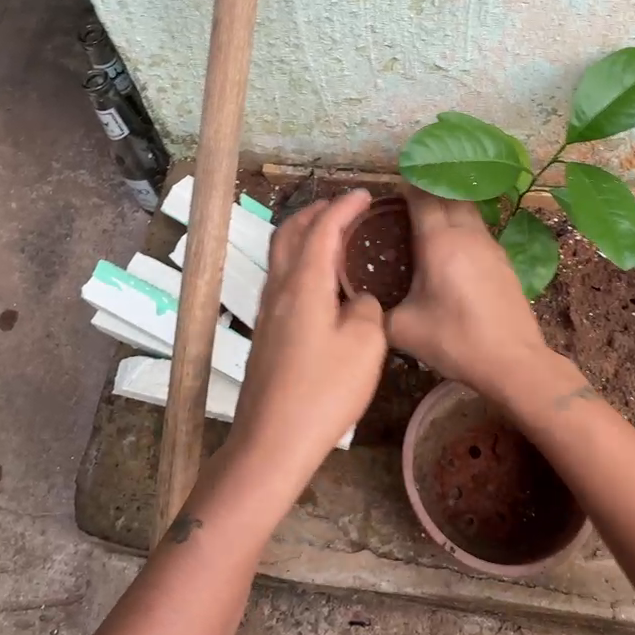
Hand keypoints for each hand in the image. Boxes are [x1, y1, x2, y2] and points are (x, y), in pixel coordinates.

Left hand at [230, 189, 387, 477]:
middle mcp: (279, 289)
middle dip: (316, 212)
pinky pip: (282, 279)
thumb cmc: (324, 391)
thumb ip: (368, 310)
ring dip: (304, 235)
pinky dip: (301, 261)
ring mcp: (268, 311)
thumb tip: (360, 300)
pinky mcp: (266, 333)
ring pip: (281, 255)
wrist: (273, 439)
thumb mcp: (366, 346)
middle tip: (345, 208)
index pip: (322, 229)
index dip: (343, 207)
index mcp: (304, 283)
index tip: (364, 194)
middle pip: (289, 233)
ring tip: (334, 237)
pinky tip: (322, 282)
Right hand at [386, 187, 558, 401]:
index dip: (407, 186)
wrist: (512, 361)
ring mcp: (490, 245)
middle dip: (428, 188)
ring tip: (428, 214)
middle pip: (448, 195)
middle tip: (406, 196)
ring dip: (448, 203)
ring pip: (468, 209)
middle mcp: (466, 234)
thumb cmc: (455, 341)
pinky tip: (452, 243)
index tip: (392, 185)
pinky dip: (462, 223)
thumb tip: (363, 304)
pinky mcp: (503, 260)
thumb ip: (378, 311)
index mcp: (439, 242)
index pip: (422, 197)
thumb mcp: (403, 330)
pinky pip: (478, 228)